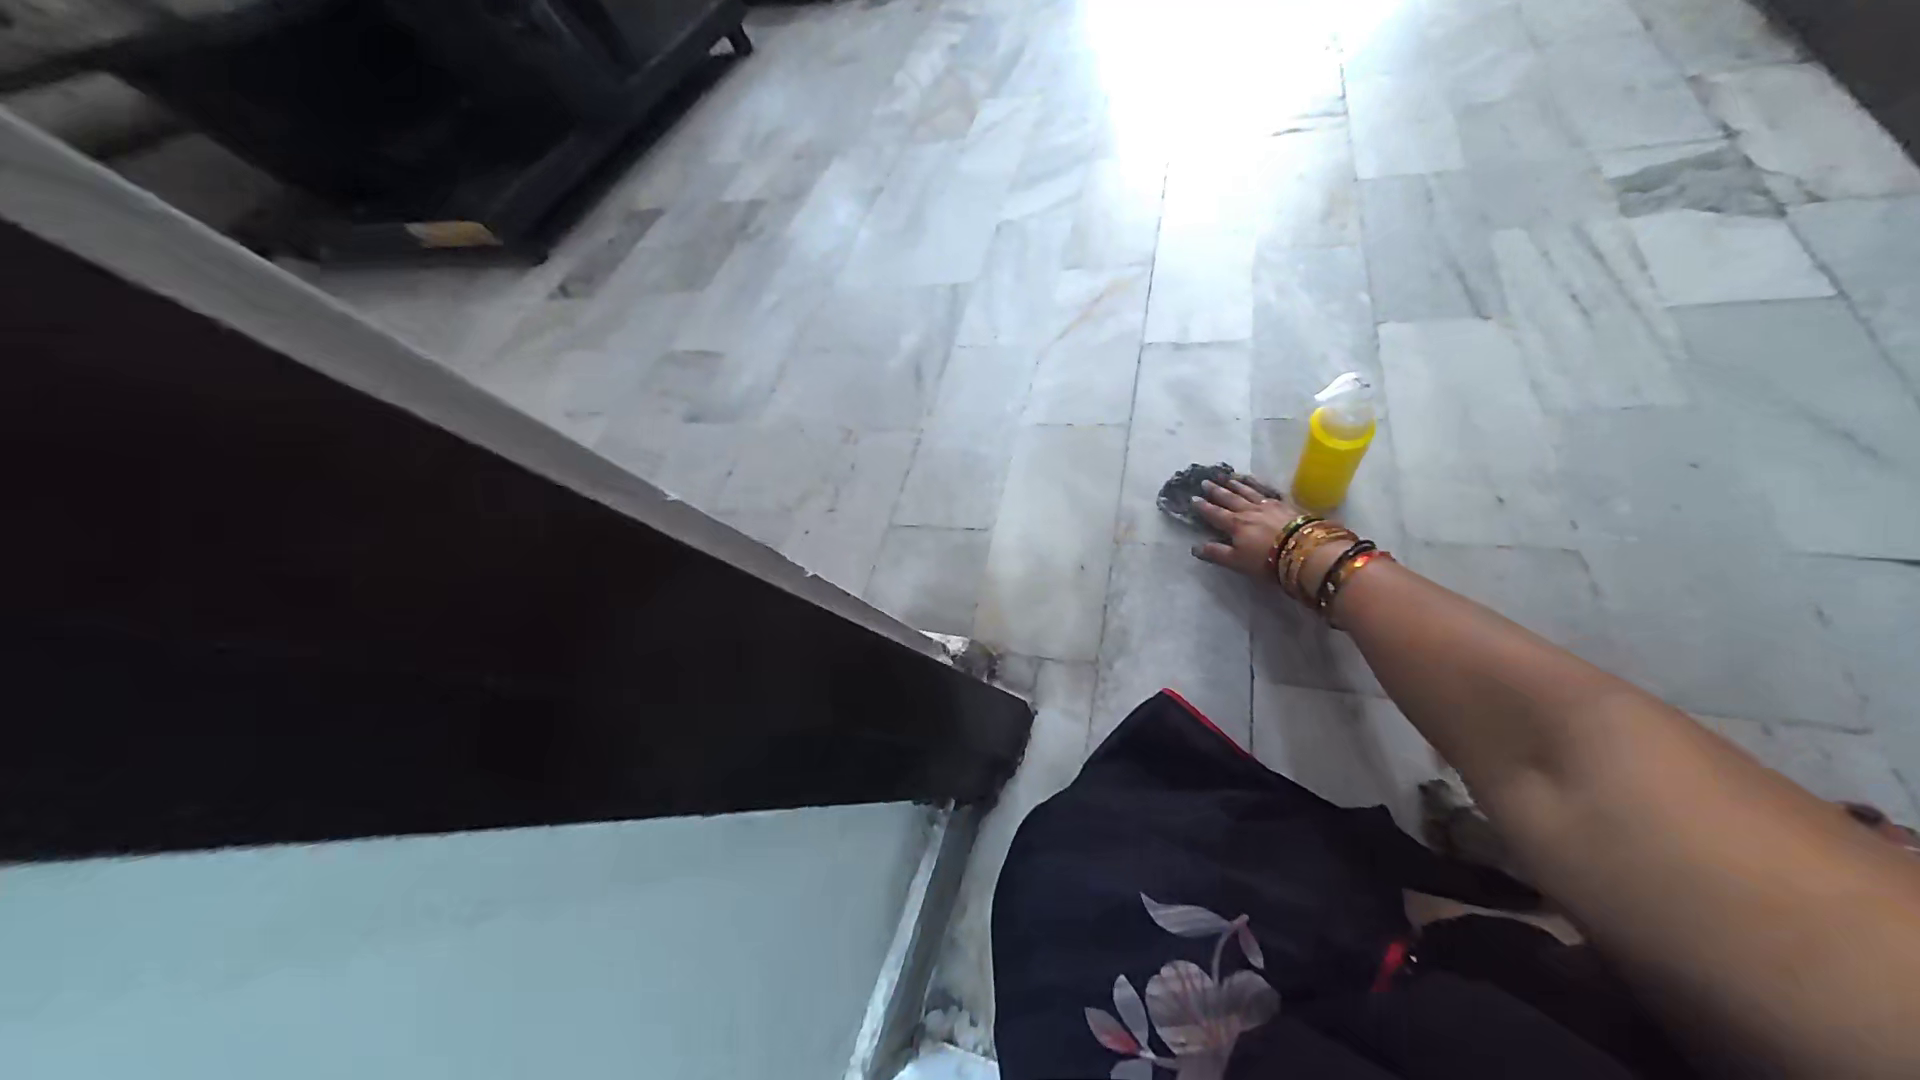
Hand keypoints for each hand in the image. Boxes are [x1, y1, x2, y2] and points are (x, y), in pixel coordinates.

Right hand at [1188, 477, 1308, 582]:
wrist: (1304, 549)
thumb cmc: (1267, 560)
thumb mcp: (1237, 561)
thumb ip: (1216, 553)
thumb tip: (1195, 547)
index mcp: (1235, 524)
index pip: (1215, 513)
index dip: (1203, 507)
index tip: (1193, 498)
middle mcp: (1248, 511)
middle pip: (1229, 498)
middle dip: (1216, 490)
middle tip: (1205, 481)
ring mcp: (1267, 505)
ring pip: (1247, 491)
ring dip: (1235, 484)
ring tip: (1226, 476)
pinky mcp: (1284, 504)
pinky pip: (1266, 490)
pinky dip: (1256, 484)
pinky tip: (1253, 481)